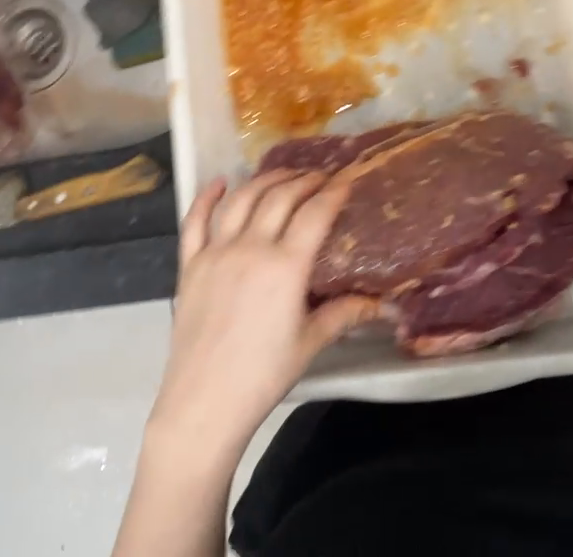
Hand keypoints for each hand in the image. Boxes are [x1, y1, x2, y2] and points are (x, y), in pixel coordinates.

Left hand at [147, 170, 375, 471]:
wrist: (206, 399)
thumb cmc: (264, 374)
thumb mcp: (310, 342)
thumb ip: (343, 314)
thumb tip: (382, 305)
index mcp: (285, 266)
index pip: (314, 213)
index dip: (332, 192)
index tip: (345, 179)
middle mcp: (250, 247)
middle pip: (279, 197)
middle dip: (302, 180)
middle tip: (319, 176)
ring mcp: (215, 252)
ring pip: (241, 200)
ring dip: (264, 180)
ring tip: (283, 174)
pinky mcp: (190, 264)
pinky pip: (195, 221)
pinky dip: (207, 197)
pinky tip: (219, 183)